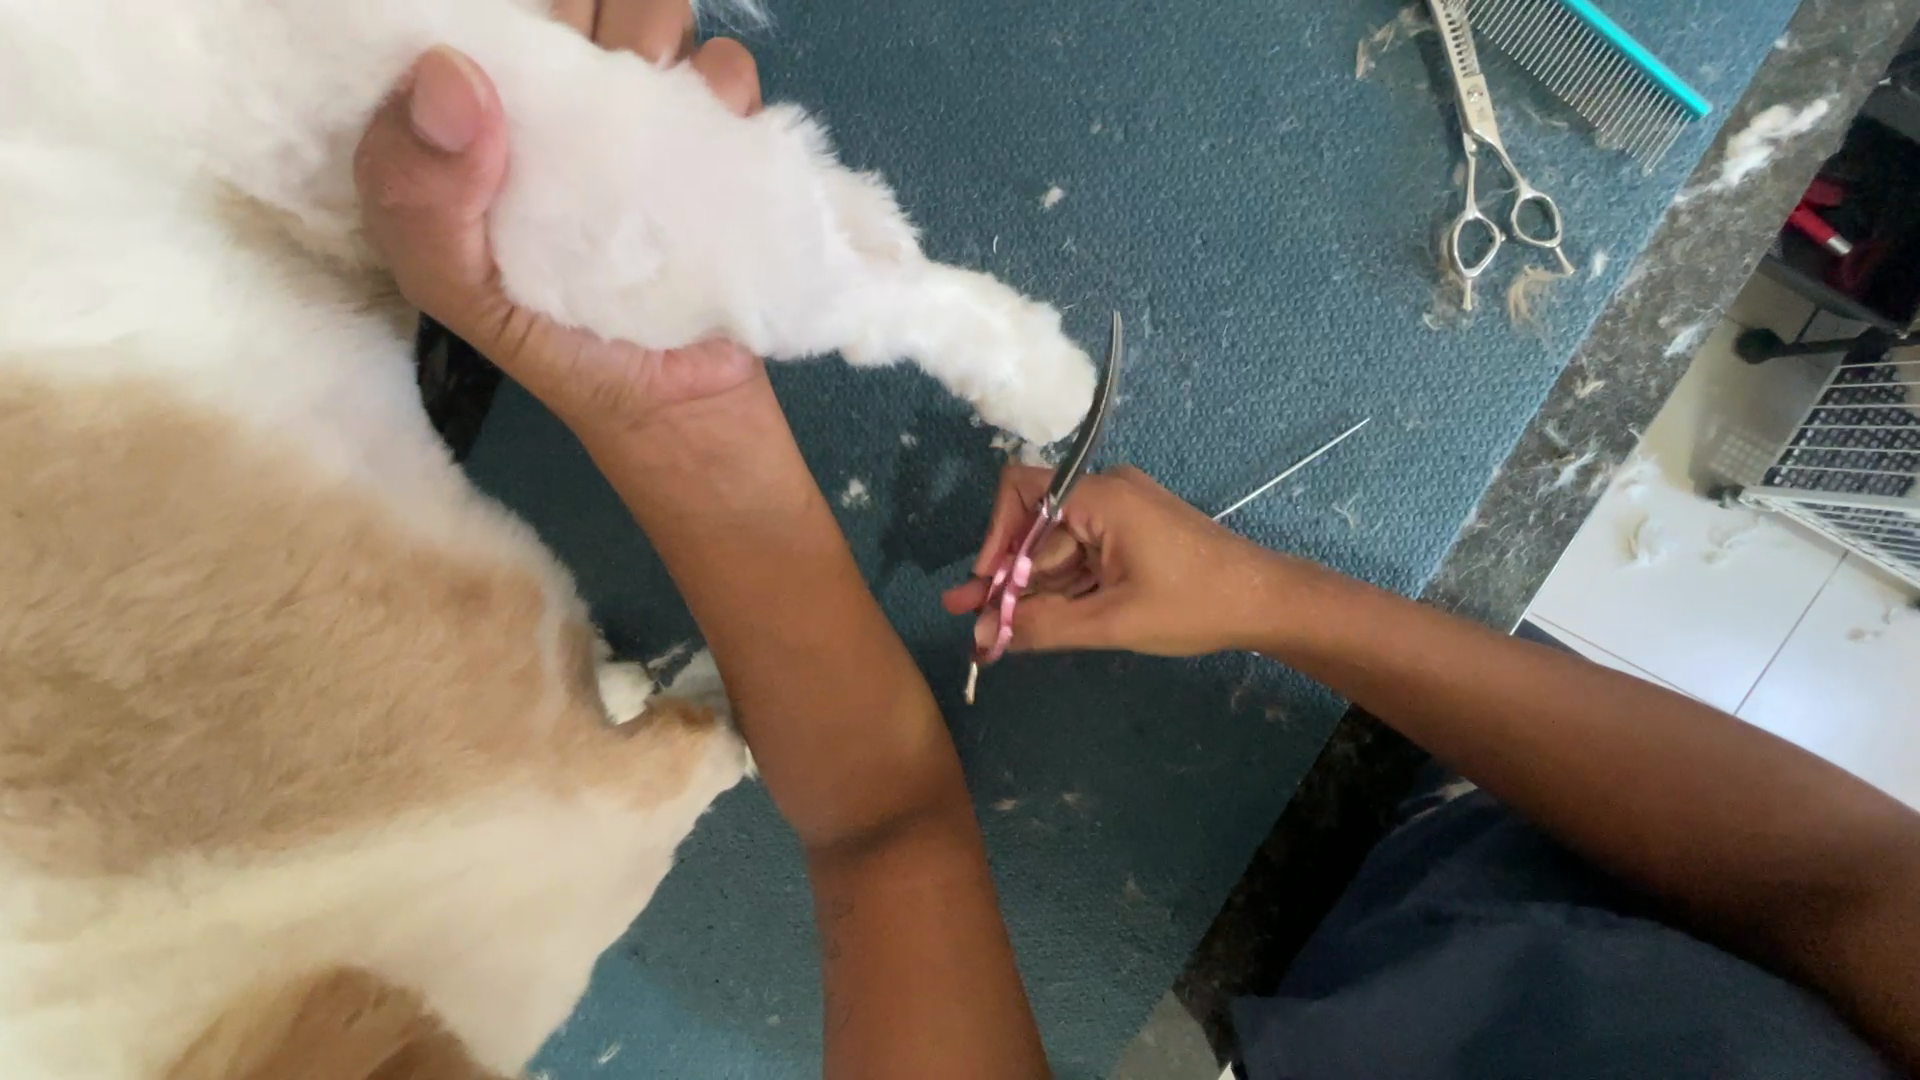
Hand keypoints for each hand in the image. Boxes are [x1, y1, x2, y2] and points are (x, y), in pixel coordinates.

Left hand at [353, 0, 763, 438]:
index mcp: (497, 119)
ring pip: (663, 19)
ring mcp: (658, 127)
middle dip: (596, 10)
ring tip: (662, 110)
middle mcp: (578, 106)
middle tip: (602, 80)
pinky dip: (729, 89)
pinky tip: (719, 129)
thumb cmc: (561, 350)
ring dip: (666, 40)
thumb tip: (453, 74)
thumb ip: (416, 198)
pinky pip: (733, 79)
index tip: (524, 51)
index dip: (506, 11)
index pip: (492, 11)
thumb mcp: (455, 289)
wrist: (675, 405)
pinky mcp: (726, 153)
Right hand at [940, 466, 1313, 656]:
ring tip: (994, 630)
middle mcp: (1104, 494)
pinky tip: (1035, 620)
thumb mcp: (1112, 621)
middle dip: (1006, 577)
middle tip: (972, 616)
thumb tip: (983, 637)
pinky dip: (1060, 587)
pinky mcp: (1127, 535)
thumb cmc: (1194, 606)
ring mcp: (1117, 514)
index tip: (983, 584)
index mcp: (1101, 497)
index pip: (1022, 494)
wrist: (1265, 603)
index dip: (994, 538)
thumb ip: (1044, 626)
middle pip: (1035, 528)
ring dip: (1030, 588)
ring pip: (1055, 547)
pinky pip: (1079, 556)